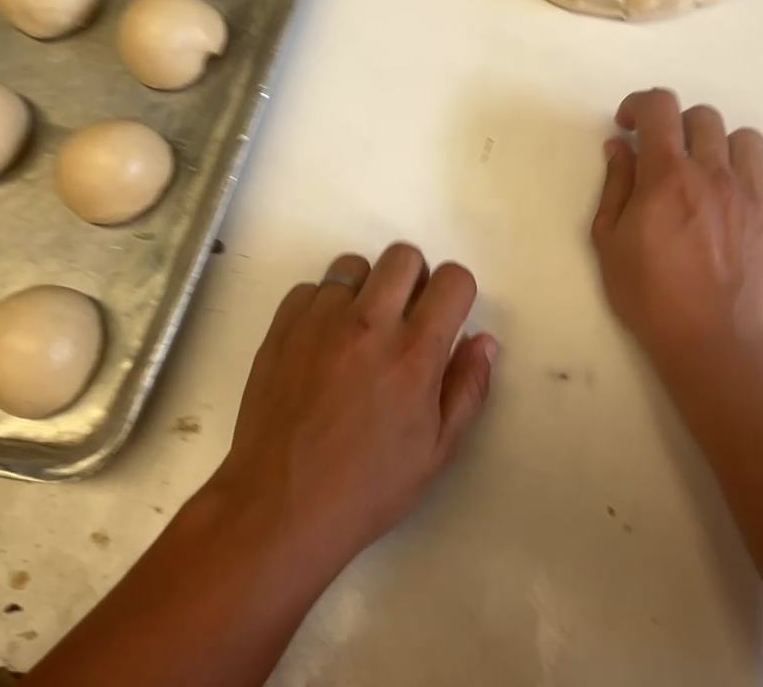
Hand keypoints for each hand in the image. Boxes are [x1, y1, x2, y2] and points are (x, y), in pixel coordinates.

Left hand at [210, 244, 497, 567]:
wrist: (278, 507)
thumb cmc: (367, 487)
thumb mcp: (437, 451)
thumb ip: (468, 388)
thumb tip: (483, 341)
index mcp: (415, 353)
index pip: (453, 279)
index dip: (457, 294)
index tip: (446, 320)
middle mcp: (370, 323)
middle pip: (403, 255)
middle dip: (414, 279)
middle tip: (406, 320)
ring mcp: (320, 321)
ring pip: (354, 265)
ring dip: (366, 290)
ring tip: (359, 333)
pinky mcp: (282, 327)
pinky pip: (311, 289)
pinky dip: (323, 307)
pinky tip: (322, 347)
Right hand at [590, 89, 762, 361]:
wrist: (711, 338)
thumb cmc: (649, 294)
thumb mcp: (609, 241)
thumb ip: (615, 186)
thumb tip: (620, 146)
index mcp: (667, 175)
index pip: (661, 106)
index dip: (640, 104)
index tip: (629, 125)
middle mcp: (713, 173)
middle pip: (704, 116)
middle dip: (678, 126)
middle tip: (665, 157)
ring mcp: (752, 194)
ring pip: (746, 138)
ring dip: (721, 147)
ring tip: (707, 174)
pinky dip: (759, 178)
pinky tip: (741, 199)